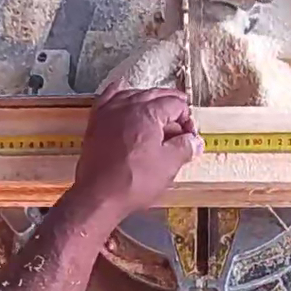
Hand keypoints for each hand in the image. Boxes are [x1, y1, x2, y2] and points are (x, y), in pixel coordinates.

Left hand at [68, 86, 203, 222]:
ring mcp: (108, 112)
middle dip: (171, 107)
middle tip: (180, 125)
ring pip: (133, 94)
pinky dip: (121, 96)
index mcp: (147, 112)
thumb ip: (185, 147)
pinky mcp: (95, 123)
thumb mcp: (168, 165)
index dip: (187, 119)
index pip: (175, 104)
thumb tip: (194, 141)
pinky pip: (109, 98)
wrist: (98, 196)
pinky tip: (125, 100)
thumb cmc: (133, 181)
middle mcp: (126, 105)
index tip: (189, 136)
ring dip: (148, 101)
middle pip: (155, 95)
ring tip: (158, 116)